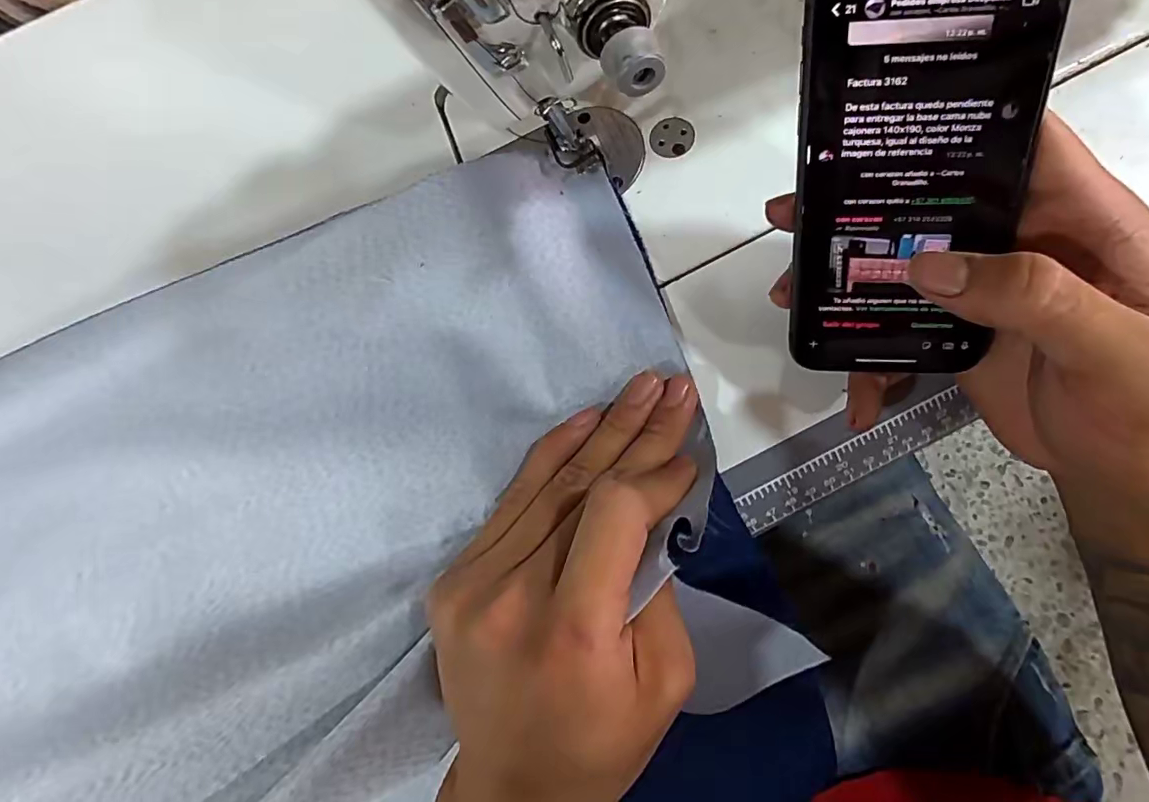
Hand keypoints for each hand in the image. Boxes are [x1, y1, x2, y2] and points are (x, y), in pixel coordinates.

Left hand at [427, 371, 700, 801]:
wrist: (514, 785)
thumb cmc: (603, 741)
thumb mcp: (665, 678)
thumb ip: (659, 584)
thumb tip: (658, 507)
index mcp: (571, 629)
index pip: (615, 513)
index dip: (657, 474)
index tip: (690, 457)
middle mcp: (513, 595)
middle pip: (586, 484)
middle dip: (640, 430)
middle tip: (674, 388)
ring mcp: (474, 580)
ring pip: (553, 480)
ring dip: (605, 427)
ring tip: (642, 386)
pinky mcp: (458, 574)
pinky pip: (516, 495)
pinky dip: (556, 450)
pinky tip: (588, 417)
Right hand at [767, 112, 1148, 493]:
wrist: (1123, 475)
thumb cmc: (1148, 410)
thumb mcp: (1119, 351)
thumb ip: (1037, 297)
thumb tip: (927, 264)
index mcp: (1080, 218)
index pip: (1027, 140)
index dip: (967, 116)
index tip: (890, 121)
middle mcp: (1025, 237)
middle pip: (940, 195)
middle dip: (866, 199)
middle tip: (797, 211)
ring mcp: (986, 282)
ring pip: (907, 254)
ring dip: (849, 271)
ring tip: (791, 290)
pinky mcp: (958, 323)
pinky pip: (902, 320)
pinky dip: (873, 352)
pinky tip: (858, 392)